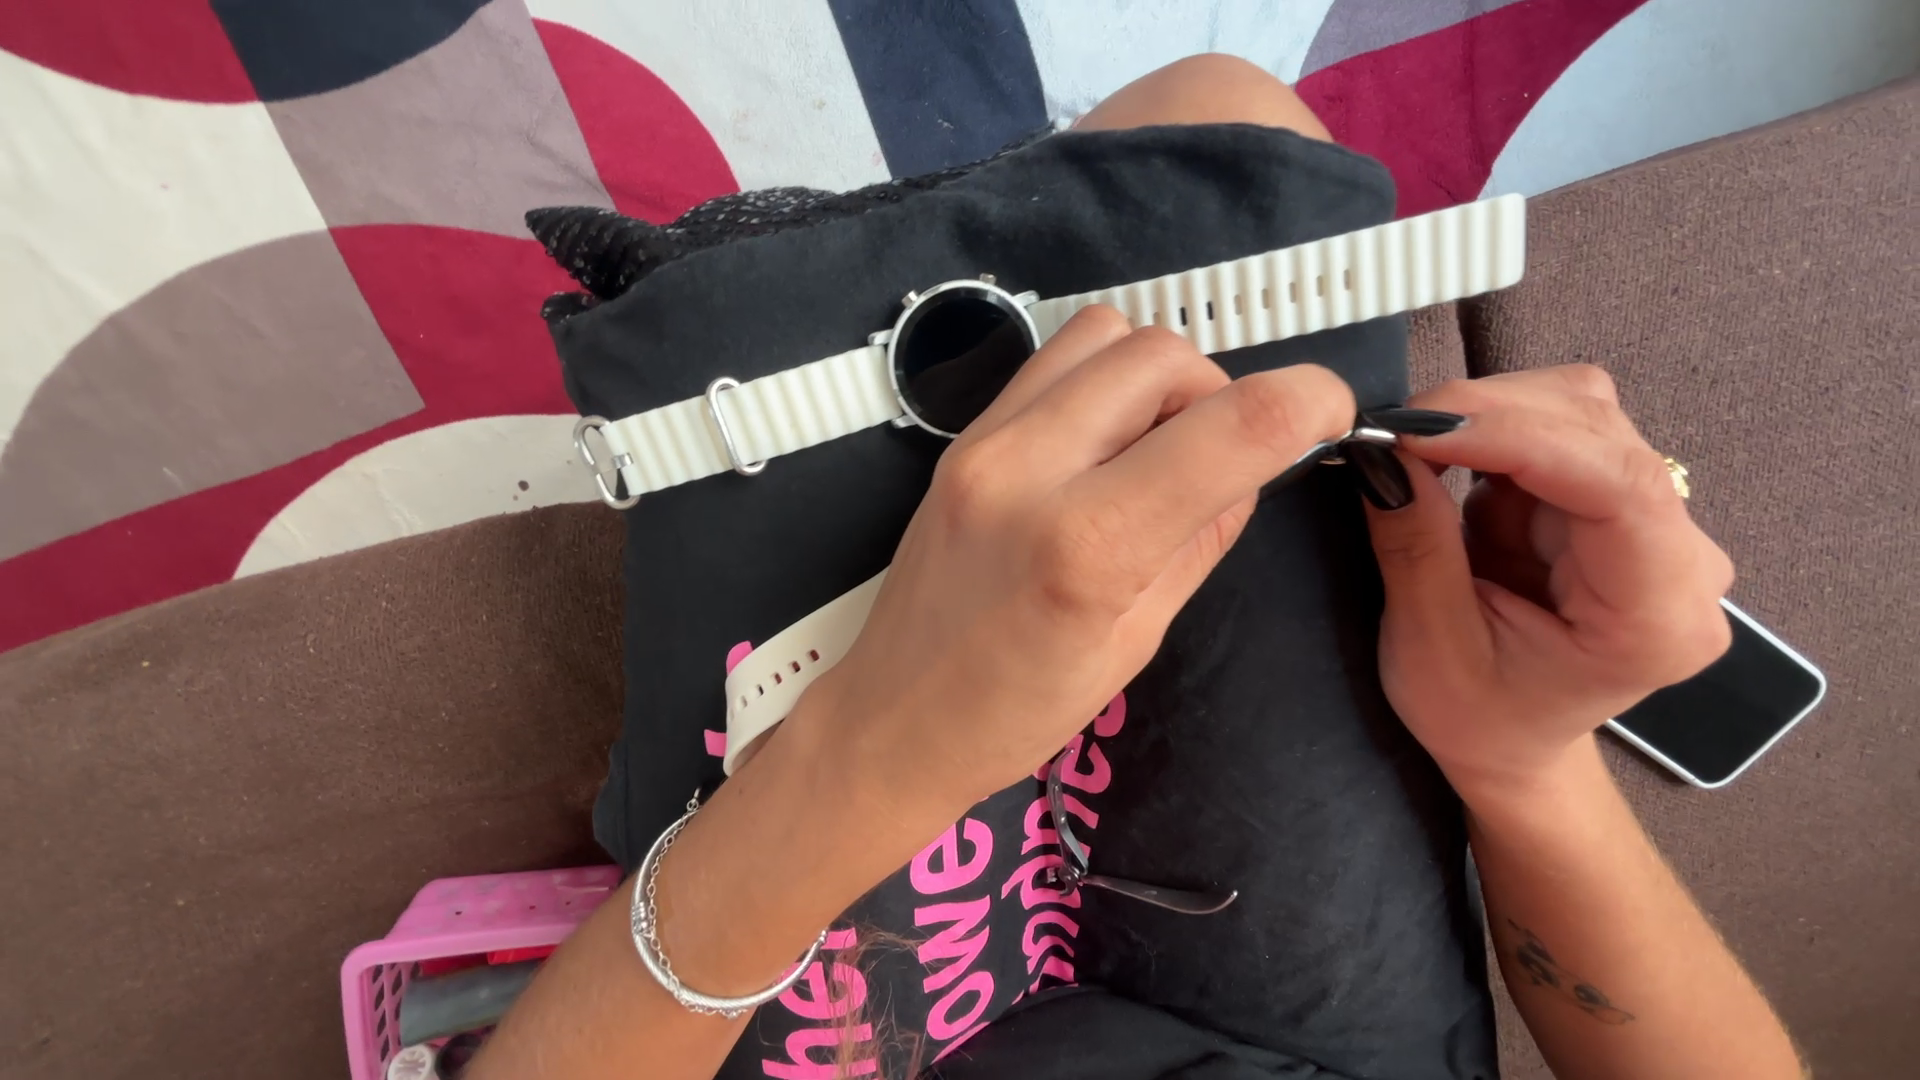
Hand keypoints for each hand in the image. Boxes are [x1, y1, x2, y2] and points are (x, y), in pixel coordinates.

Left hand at [790, 306, 1354, 812]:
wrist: (894, 717)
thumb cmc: (1019, 712)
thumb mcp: (1138, 640)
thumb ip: (1201, 536)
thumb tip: (1248, 462)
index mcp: (1089, 545)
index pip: (1232, 427)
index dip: (1308, 402)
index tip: (1326, 413)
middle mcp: (1027, 469)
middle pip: (1162, 353)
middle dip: (1218, 391)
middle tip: (1214, 456)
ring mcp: (980, 444)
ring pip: (1103, 336)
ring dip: (1155, 376)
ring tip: (1151, 447)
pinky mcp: (957, 439)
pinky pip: (1049, 364)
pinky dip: (1099, 382)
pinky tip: (1097, 443)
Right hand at [1363, 365, 1734, 799]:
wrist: (1512, 741)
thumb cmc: (1473, 715)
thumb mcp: (1427, 644)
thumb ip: (1415, 546)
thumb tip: (1382, 455)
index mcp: (1654, 617)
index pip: (1618, 487)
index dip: (1516, 440)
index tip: (1410, 433)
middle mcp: (1679, 558)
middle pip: (1600, 435)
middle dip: (1485, 416)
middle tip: (1386, 436)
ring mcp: (1650, 523)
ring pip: (1579, 415)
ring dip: (1484, 417)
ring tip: (1410, 452)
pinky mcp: (1608, 503)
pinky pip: (1554, 431)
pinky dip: (1486, 430)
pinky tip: (1441, 460)